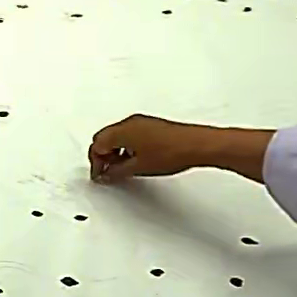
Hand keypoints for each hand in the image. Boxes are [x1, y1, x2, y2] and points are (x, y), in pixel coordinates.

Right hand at [87, 114, 218, 181]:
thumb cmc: (174, 152)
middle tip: (106, 170)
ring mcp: (143, 122)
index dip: (95, 162)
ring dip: (115, 151)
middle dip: (103, 155)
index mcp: (122, 130)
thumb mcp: (137, 168)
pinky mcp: (153, 126)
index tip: (99, 173)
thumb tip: (107, 174)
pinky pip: (131, 134)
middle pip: (105, 138)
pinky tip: (135, 159)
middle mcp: (130, 123)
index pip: (97, 145)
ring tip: (121, 167)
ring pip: (117, 136)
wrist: (201, 146)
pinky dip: (127, 146)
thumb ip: (116, 172)